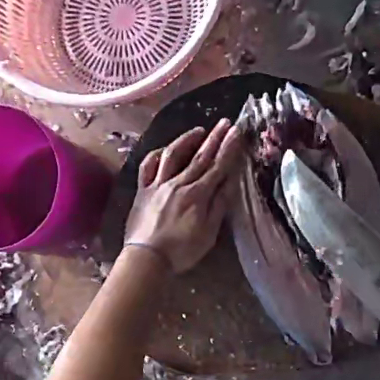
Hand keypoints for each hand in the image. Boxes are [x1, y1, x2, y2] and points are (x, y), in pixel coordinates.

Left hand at [124, 119, 243, 273]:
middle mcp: (178, 183)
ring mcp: (157, 184)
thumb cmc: (181, 250)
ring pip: (173, 155)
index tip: (237, 131)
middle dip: (214, 138)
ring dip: (187, 140)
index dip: (229, 148)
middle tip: (225, 122)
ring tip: (199, 130)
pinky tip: (165, 149)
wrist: (146, 257)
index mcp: (197, 194)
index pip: (217, 166)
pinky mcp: (142, 190)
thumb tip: (230, 181)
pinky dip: (157, 154)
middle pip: (199, 156)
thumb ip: (219, 205)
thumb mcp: (208, 232)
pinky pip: (148, 166)